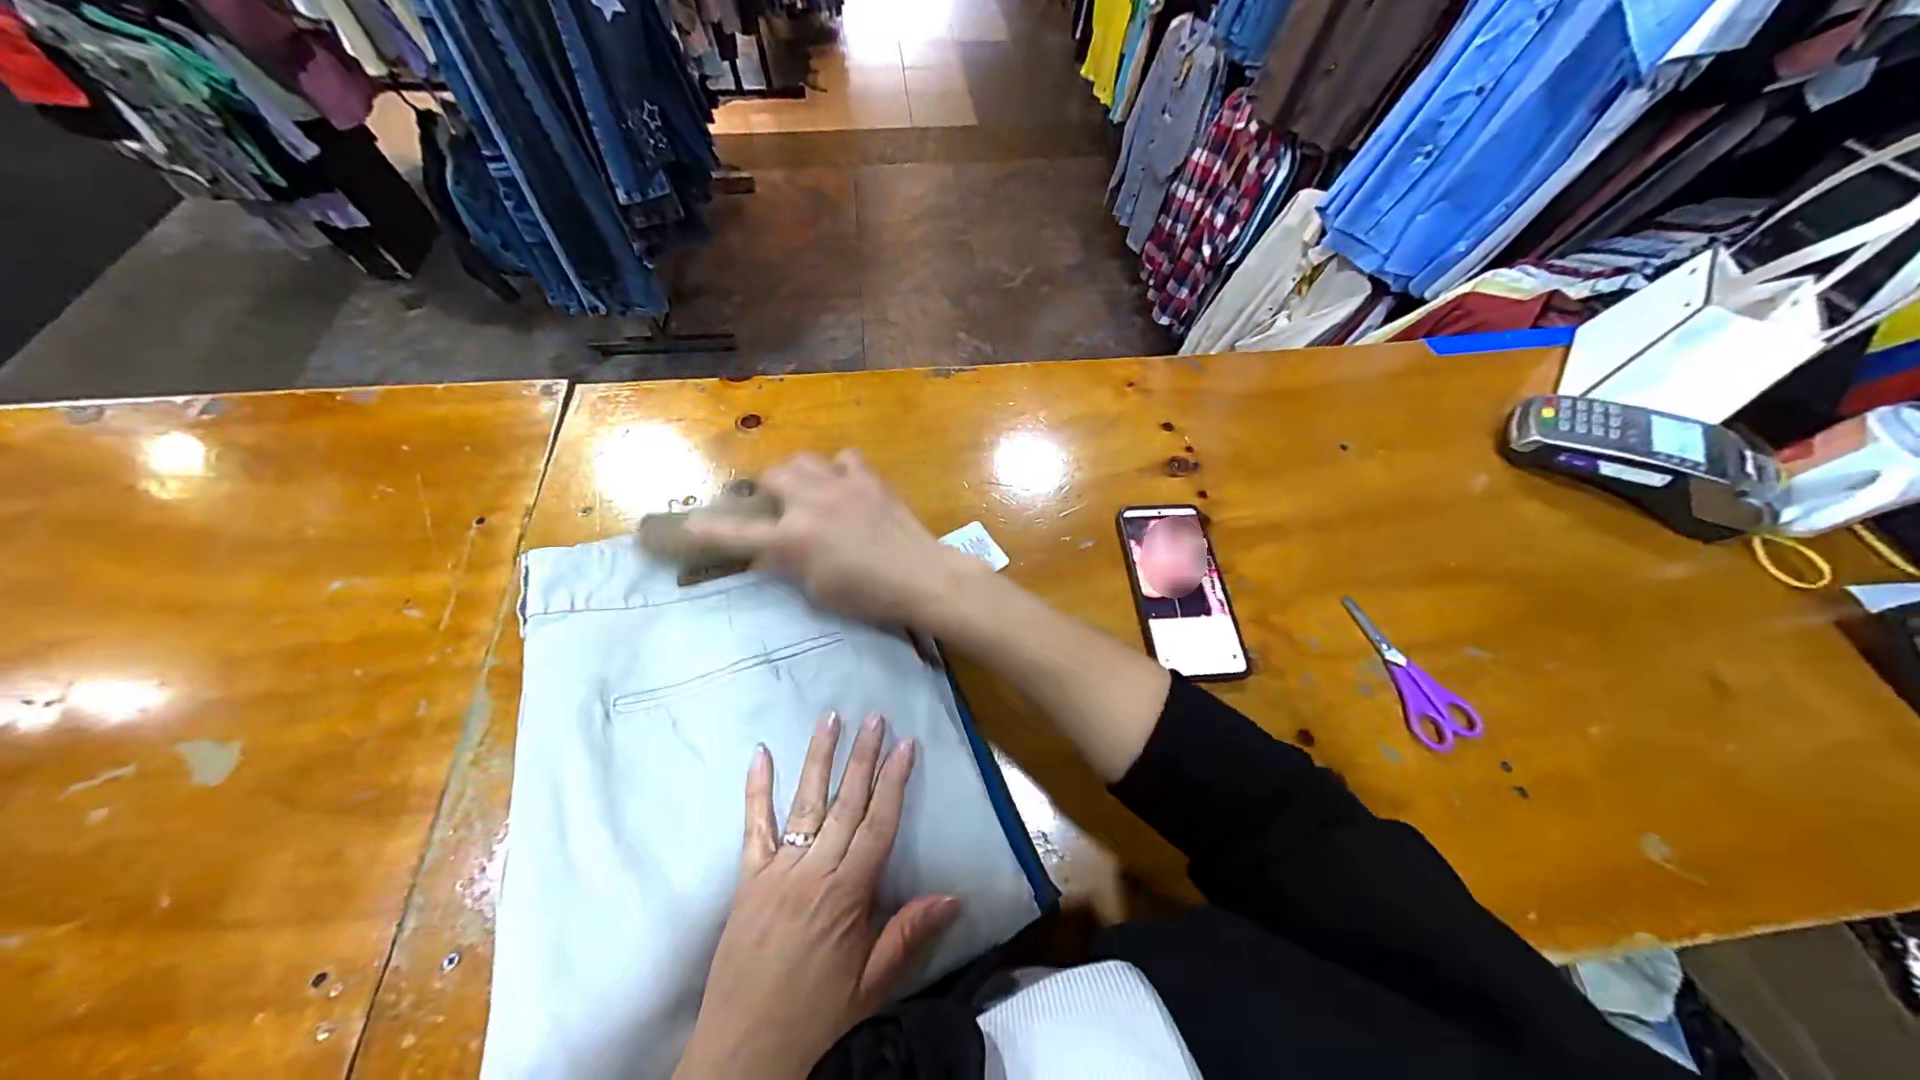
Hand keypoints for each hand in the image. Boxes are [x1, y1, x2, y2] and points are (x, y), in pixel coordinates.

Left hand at [674, 711, 962, 1079]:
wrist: (743, 1054)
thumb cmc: (817, 1018)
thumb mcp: (873, 984)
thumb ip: (909, 933)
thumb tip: (954, 896)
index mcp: (846, 894)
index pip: (878, 824)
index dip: (894, 781)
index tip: (905, 744)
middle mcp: (811, 871)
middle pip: (844, 803)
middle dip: (863, 756)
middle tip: (875, 717)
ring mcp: (776, 870)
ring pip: (803, 803)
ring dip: (819, 758)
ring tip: (830, 718)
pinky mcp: (747, 879)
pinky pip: (753, 827)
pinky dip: (756, 789)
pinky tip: (760, 754)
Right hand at [685, 450, 986, 624]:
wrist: (920, 575)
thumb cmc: (867, 595)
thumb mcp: (817, 591)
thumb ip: (788, 566)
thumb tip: (767, 553)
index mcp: (793, 539)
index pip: (739, 534)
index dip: (709, 530)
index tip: (689, 523)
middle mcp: (810, 503)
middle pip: (771, 476)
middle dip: (765, 490)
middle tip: (773, 505)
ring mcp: (841, 485)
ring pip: (803, 459)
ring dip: (796, 473)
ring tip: (804, 490)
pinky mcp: (868, 479)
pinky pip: (844, 458)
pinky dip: (837, 468)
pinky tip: (843, 484)